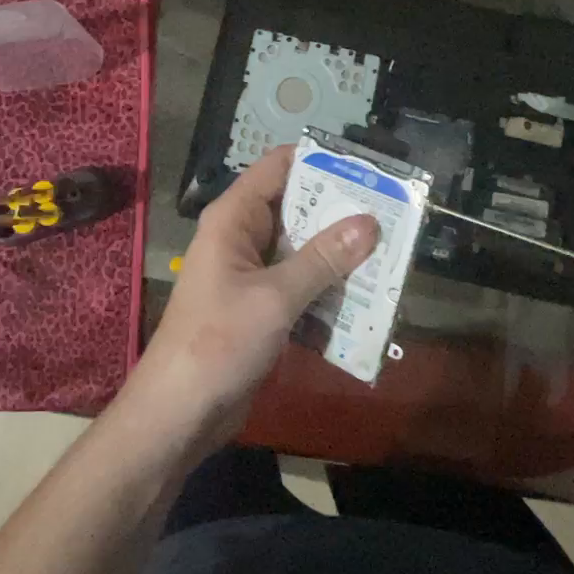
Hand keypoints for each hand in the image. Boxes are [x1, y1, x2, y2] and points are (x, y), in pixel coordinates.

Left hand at [123, 147, 378, 457]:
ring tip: (391, 251)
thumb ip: (322, 259)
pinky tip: (367, 295)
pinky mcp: (261, 307)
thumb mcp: (275, 298)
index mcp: (234, 219)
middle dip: (341, 211)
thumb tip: (370, 221)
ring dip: (340, 253)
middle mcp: (242, 237)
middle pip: (297, 207)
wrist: (179, 413)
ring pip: (302, 249)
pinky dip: (328, 287)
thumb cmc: (218, 343)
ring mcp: (251, 274)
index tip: (369, 167)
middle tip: (394, 213)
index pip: (279, 166)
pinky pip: (300, 284)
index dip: (321, 160)